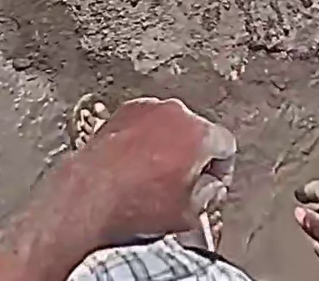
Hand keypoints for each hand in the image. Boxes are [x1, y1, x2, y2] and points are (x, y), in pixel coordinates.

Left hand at [39, 98, 234, 246]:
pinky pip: (146, 121)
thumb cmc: (137, 202)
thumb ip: (209, 193)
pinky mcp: (125, 109)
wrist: (92, 191)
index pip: (226, 144)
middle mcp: (175, 111)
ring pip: (171, 125)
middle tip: (186, 183)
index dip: (223, 169)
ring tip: (156, 176)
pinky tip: (137, 164)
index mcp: (198, 133)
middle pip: (198, 131)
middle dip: (195, 156)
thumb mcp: (188, 212)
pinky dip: (146, 138)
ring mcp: (148, 107)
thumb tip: (209, 185)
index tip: (213, 184)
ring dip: (169, 145)